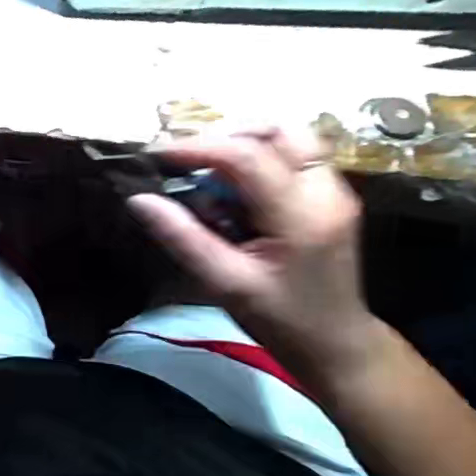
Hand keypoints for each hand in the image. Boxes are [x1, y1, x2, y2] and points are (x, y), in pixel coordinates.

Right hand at [127, 128, 379, 375]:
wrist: (336, 345)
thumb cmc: (280, 321)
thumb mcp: (224, 284)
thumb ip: (182, 237)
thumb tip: (139, 200)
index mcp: (301, 215)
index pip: (248, 156)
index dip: (199, 148)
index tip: (159, 156)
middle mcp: (326, 191)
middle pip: (279, 130)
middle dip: (226, 136)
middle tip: (188, 160)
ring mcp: (334, 191)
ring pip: (289, 138)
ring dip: (244, 145)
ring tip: (208, 173)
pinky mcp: (330, 196)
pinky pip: (293, 157)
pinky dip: (258, 160)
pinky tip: (234, 189)